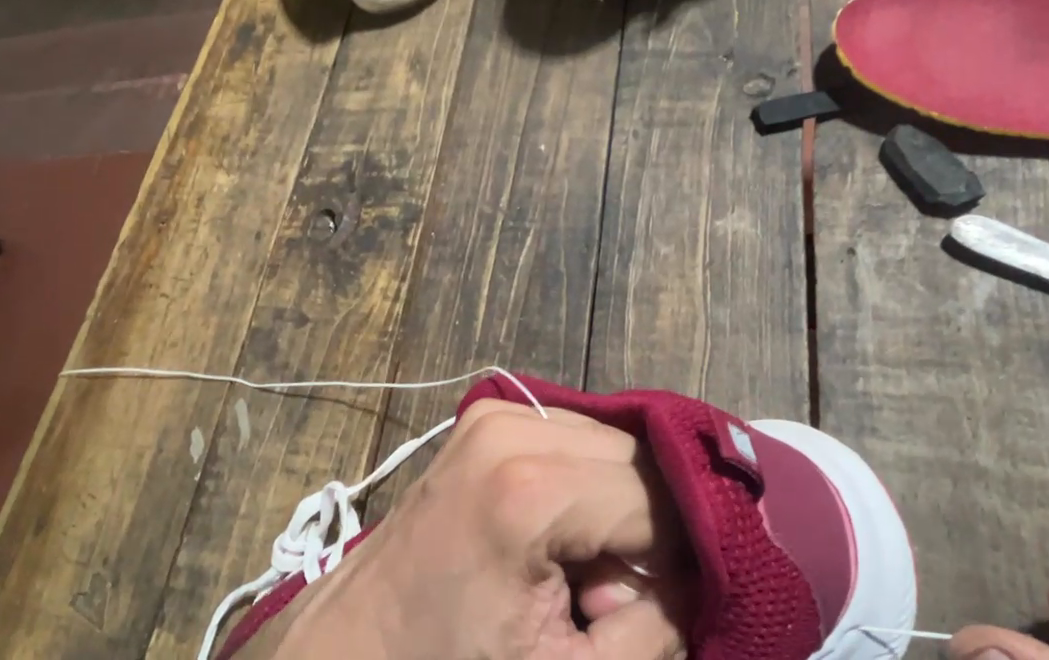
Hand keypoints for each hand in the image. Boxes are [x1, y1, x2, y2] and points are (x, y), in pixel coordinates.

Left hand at [235, 399, 696, 659]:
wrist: (348, 650)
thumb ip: (657, 627)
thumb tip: (699, 578)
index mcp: (531, 487)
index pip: (664, 502)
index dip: (682, 563)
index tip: (655, 614)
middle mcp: (513, 425)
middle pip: (640, 464)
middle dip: (646, 535)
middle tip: (600, 604)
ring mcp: (495, 413)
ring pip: (612, 450)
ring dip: (616, 512)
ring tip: (572, 578)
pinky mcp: (485, 418)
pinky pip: (574, 443)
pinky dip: (585, 490)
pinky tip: (553, 541)